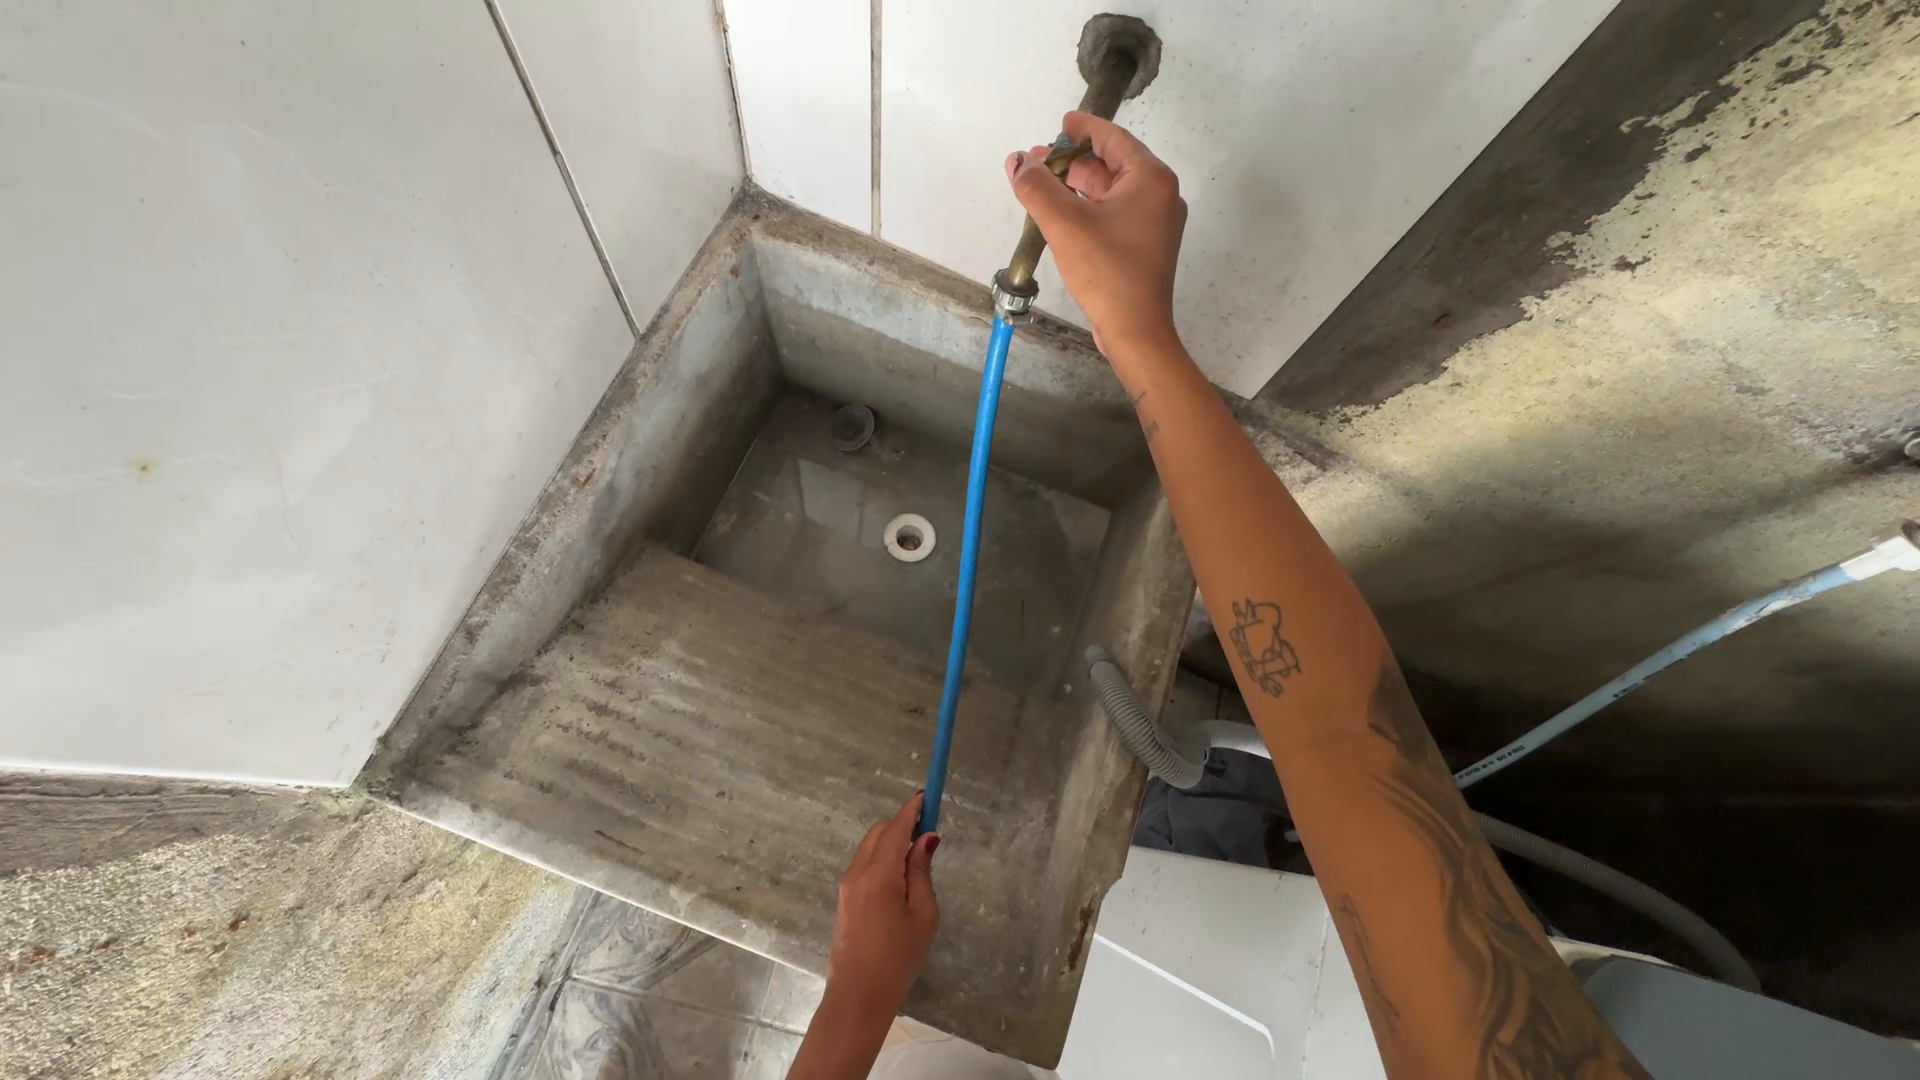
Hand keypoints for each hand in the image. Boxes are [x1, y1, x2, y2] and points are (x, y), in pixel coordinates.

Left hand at [825, 793, 940, 1015]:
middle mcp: (858, 871)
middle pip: (880, 832)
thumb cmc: (898, 958)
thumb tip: (926, 839)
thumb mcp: (923, 915)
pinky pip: (864, 863)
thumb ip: (922, 871)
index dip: (911, 809)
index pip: (896, 828)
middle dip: (902, 824)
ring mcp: (847, 884)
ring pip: (869, 846)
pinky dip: (881, 855)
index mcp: (879, 873)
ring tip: (916, 853)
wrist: (857, 997)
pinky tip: (898, 873)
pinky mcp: (844, 897)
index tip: (925, 795)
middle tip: (927, 828)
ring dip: (891, 840)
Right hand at [1006, 110, 1187, 356]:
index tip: (1060, 123)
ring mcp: (1156, 224)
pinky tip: (1063, 218)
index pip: (1113, 138)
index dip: (1083, 127)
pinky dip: (1089, 210)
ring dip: (1077, 188)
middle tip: (1038, 163)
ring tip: (1043, 188)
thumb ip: (1037, 188)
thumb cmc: (1106, 272)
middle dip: (1073, 162)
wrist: (1136, 331)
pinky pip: (1114, 216)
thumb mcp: (1065, 225)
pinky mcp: (1145, 248)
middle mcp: (1160, 195)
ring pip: (1111, 193)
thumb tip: (1016, 161)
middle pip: (1111, 165)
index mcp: (1150, 178)